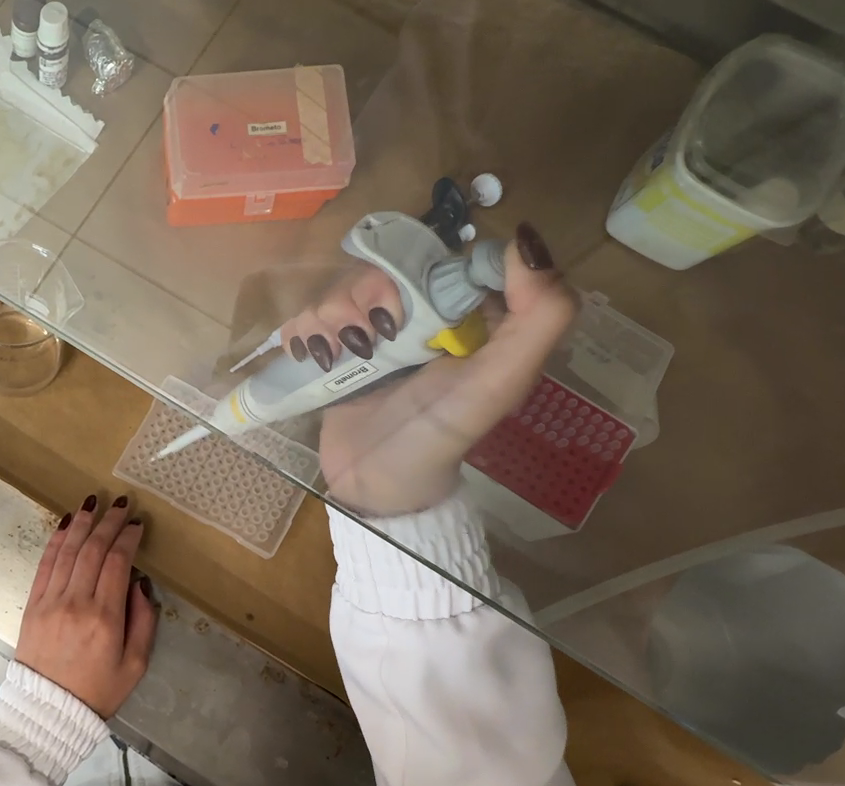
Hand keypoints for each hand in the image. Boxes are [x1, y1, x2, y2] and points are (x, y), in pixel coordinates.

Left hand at [16, 495, 157, 716]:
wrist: (48, 711)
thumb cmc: (97, 692)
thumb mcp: (136, 665)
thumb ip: (143, 622)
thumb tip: (140, 584)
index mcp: (105, 618)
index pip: (117, 563)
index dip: (127, 538)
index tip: (136, 523)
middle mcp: (76, 603)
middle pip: (92, 550)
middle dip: (108, 523)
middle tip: (120, 504)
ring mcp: (50, 601)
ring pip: (67, 551)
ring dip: (82, 524)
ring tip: (93, 503)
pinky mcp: (32, 604)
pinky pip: (45, 565)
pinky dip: (56, 541)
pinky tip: (66, 525)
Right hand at [316, 222, 578, 516]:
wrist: (371, 486)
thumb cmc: (435, 439)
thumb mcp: (501, 383)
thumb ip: (540, 317)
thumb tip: (523, 241)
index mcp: (464, 318)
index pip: (442, 258)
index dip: (421, 268)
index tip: (410, 305)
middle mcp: (415, 320)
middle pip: (383, 268)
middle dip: (368, 295)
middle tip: (373, 337)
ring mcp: (367, 336)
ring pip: (340, 289)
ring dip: (333, 316)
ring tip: (341, 354)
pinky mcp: (328, 353)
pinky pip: (307, 316)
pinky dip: (304, 331)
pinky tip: (316, 358)